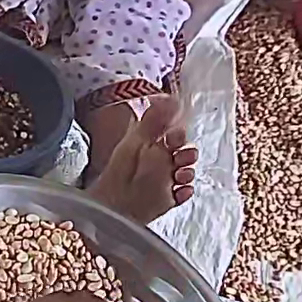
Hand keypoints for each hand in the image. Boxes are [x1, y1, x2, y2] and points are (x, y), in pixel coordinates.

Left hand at [85, 94, 198, 224]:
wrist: (114, 204)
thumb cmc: (122, 171)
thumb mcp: (137, 141)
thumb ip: (154, 119)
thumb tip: (173, 98)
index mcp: (149, 146)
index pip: (173, 135)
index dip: (178, 135)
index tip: (175, 137)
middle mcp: (157, 162)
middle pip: (185, 153)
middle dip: (188, 154)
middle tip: (179, 159)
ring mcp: (163, 181)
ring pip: (186, 173)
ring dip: (188, 173)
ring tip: (178, 176)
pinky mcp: (166, 199)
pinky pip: (183, 193)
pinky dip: (185, 192)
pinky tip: (179, 191)